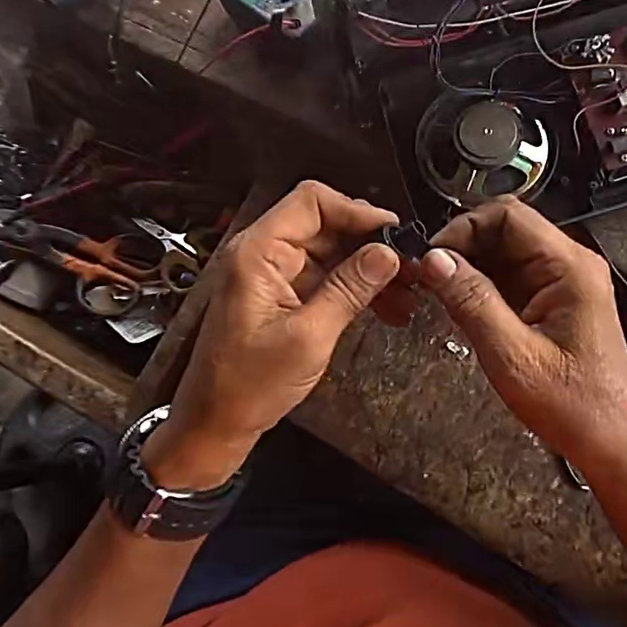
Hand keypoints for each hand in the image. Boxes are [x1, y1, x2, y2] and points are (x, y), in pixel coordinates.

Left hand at [150, 181, 412, 488]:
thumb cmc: (246, 386)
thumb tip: (386, 254)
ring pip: (337, 251)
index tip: (393, 233)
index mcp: (258, 253)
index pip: (313, 202)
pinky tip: (389, 306)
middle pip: (330, 224)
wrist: (216, 424)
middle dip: (373, 243)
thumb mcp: (308, 337)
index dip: (358, 212)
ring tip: (407, 292)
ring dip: (373, 268)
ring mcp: (278, 274)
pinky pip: (332, 277)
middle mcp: (266, 254)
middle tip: (410, 265)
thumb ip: (350, 289)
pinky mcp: (288, 295)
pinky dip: (360, 288)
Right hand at [418, 196, 626, 468]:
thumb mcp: (513, 355)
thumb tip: (436, 260)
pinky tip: (465, 312)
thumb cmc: (576, 406)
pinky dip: (482, 289)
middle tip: (431, 278)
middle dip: (463, 250)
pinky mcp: (553, 302)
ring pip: (504, 254)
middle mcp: (570, 267)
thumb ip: (472, 301)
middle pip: (505, 230)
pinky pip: (510, 279)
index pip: (508, 215)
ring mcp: (563, 283)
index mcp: (570, 268)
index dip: (464, 228)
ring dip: (470, 270)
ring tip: (444, 298)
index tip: (434, 256)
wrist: (608, 441)